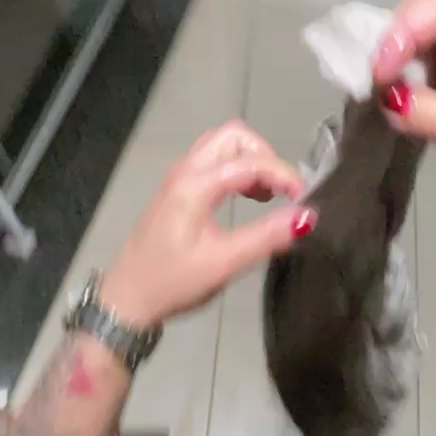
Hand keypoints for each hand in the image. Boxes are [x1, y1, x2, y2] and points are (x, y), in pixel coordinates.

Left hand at [101, 122, 314, 327]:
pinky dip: (237, 169)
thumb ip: (266, 237)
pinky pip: (213, 161)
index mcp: (195, 185)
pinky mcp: (178, 190)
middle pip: (233, 136)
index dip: (284, 174)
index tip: (305, 200)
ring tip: (268, 195)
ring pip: (222, 145)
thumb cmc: (174, 282)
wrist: (128, 300)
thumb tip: (307, 217)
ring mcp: (179, 178)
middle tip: (282, 190)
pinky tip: (248, 198)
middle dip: (265, 156)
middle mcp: (185, 171)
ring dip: (251, 161)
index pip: (250, 161)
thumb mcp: (224, 263)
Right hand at [371, 0, 435, 233]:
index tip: (378, 77)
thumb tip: (385, 99)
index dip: (401, 32)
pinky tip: (391, 111)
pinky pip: (423, 77)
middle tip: (370, 89)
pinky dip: (400, 88)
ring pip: (420, 47)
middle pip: (426, 18)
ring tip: (375, 101)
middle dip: (391, 45)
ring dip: (393, 66)